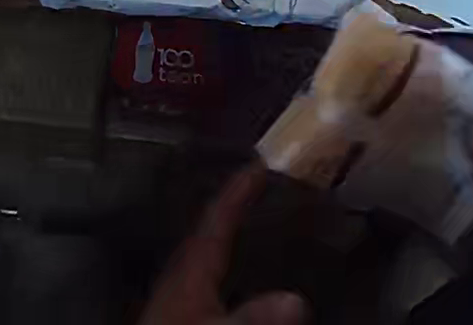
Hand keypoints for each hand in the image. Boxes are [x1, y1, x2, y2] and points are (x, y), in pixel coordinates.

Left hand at [138, 163, 309, 324]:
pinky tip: (225, 270)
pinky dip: (218, 255)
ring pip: (203, 246)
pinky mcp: (174, 309)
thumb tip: (298, 299)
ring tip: (245, 215)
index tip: (259, 164)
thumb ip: (253, 319)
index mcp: (193, 265)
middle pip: (210, 224)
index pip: (219, 216)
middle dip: (233, 202)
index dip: (239, 189)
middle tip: (257, 184)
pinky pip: (201, 266)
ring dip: (224, 227)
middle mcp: (183, 269)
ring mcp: (176, 290)